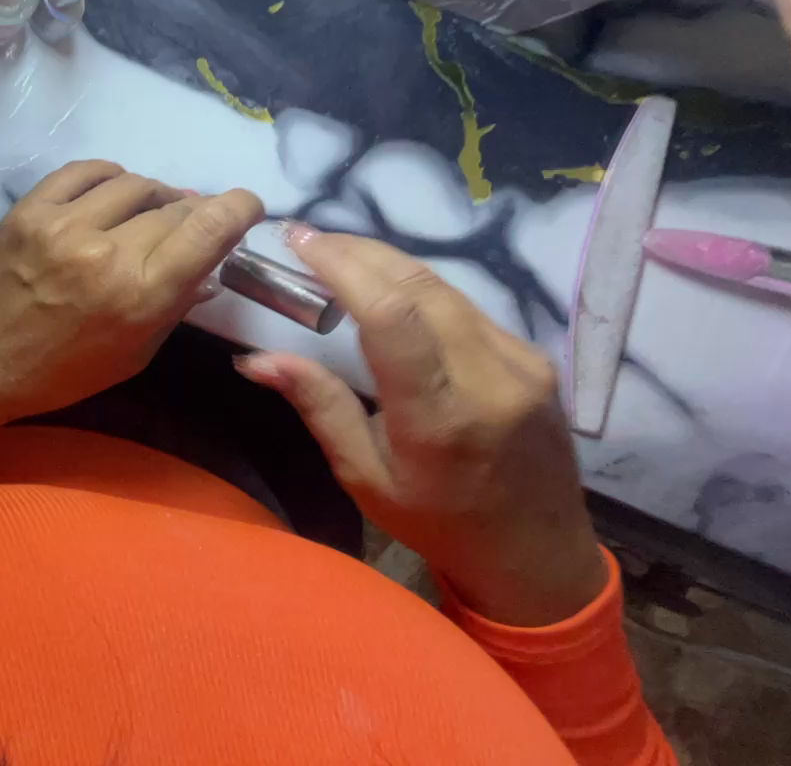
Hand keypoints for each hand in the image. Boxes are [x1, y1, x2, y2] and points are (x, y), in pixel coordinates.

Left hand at [0, 161, 263, 450]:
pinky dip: (108, 176)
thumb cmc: (62, 372)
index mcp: (140, 295)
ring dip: (152, 193)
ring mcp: (62, 225)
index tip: (245, 205)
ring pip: (132, 182)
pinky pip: (82, 171)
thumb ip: (175, 305)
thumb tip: (210, 262)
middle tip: (190, 220)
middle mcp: (105, 251)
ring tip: (149, 210)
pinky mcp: (28, 210)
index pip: (208, 229)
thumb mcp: (134, 353)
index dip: (238, 208)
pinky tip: (112, 191)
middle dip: (192, 211)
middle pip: (173, 206)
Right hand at [235, 227, 607, 627]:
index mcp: (441, 416)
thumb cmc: (435, 520)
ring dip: (383, 260)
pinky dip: (412, 283)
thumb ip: (317, 405)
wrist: (538, 552)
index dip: (343, 269)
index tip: (298, 242)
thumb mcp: (361, 472)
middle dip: (356, 252)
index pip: (392, 318)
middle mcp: (492, 379)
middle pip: (418, 286)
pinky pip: (463, 303)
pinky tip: (380, 283)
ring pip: (443, 286)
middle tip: (304, 238)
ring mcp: (522, 364)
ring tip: (333, 250)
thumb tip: (252, 359)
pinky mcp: (533, 358)